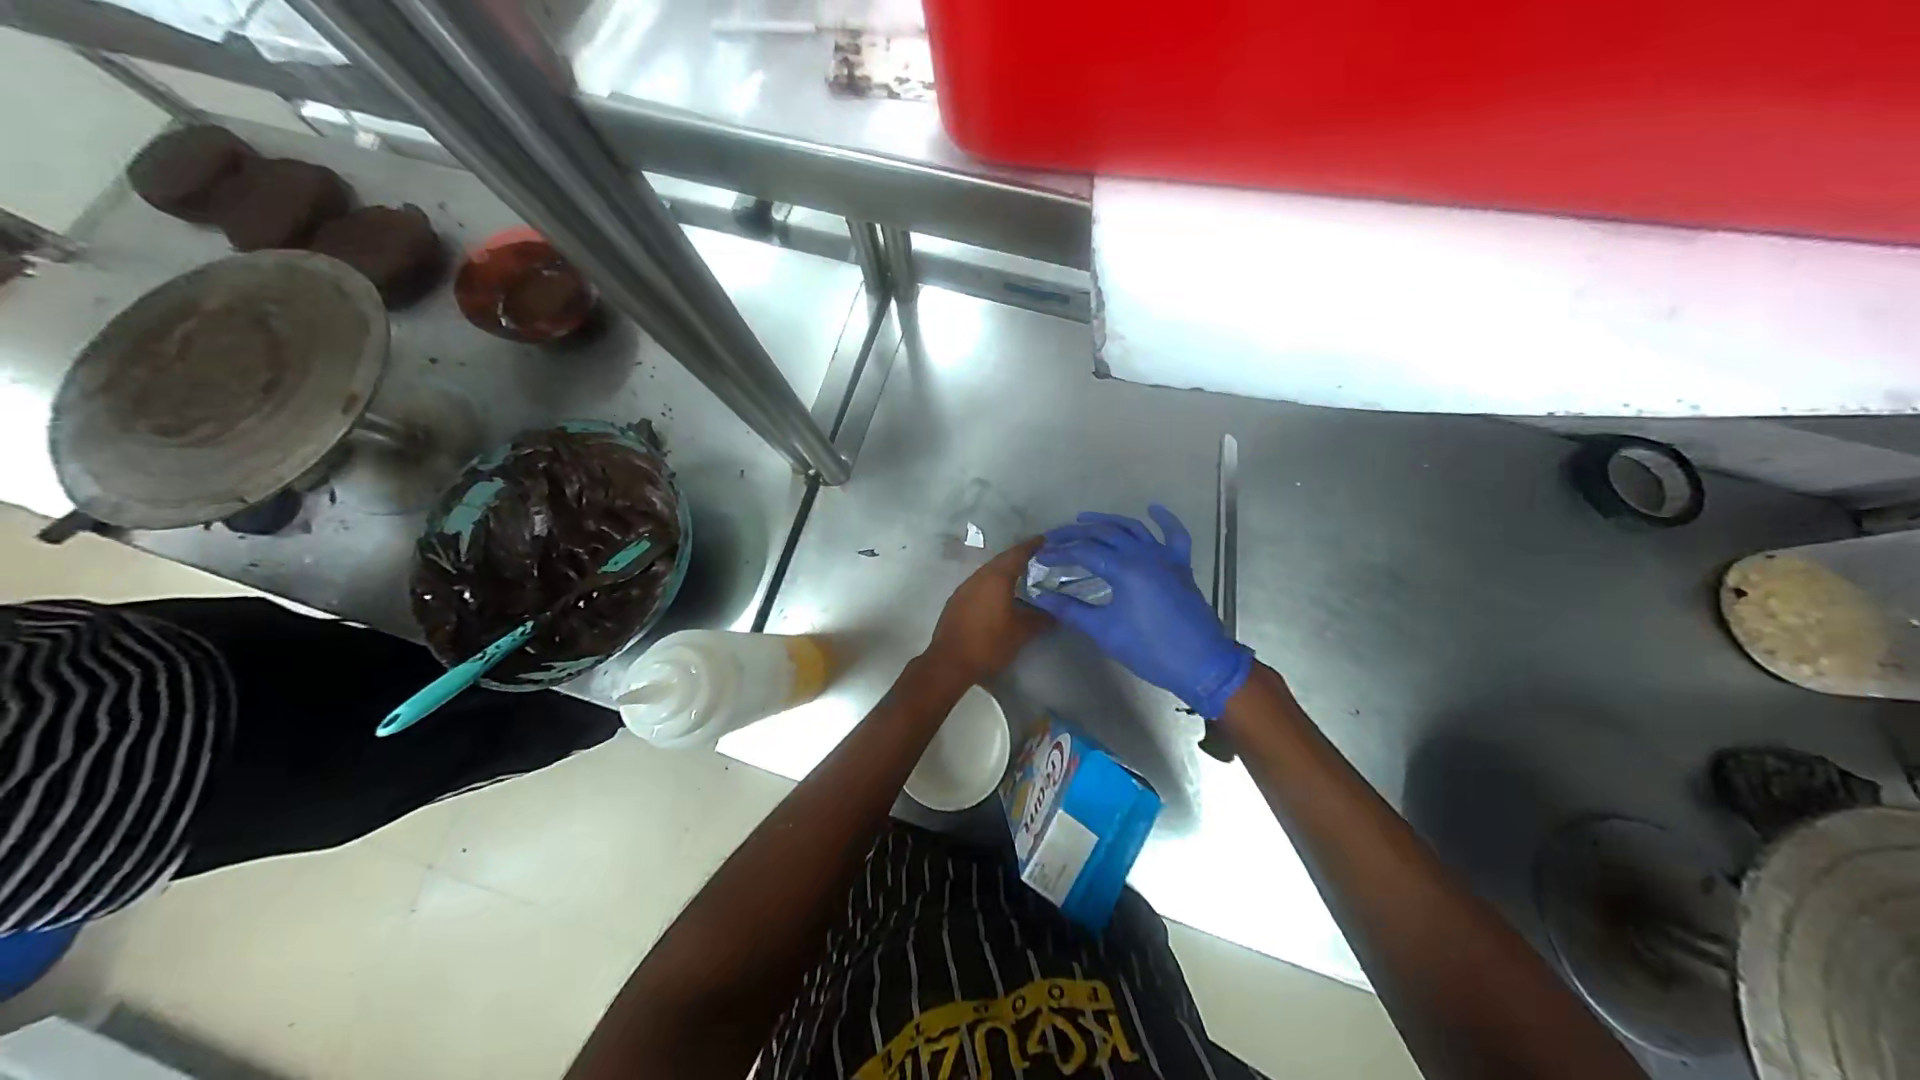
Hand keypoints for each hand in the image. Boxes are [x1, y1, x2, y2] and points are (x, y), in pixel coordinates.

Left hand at [925, 537, 1053, 685]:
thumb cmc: (988, 643)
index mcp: (996, 578)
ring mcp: (964, 588)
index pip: (1016, 554)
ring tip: (1021, 576)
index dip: (1031, 546)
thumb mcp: (1020, 633)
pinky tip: (1000, 595)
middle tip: (1036, 558)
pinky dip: (992, 584)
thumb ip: (1039, 620)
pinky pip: (979, 584)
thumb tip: (1054, 614)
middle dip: (1018, 557)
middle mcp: (978, 577)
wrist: (949, 662)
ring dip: (1004, 571)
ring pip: (988, 573)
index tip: (1044, 540)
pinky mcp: (956, 601)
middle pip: (1001, 561)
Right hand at [1029, 506, 1252, 719]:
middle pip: (1104, 533)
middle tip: (1053, 537)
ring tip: (1083, 518)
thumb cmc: (1148, 650)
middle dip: (1075, 533)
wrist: (1201, 663)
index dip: (1060, 553)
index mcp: (1124, 569)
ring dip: (1107, 521)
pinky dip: (1165, 520)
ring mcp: (1166, 557)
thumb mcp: (1104, 631)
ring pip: (1133, 528)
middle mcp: (1144, 554)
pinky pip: (1175, 535)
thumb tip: (1039, 597)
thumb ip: (1070, 610)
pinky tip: (1153, 508)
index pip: (1083, 552)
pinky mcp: (1182, 565)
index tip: (1040, 557)